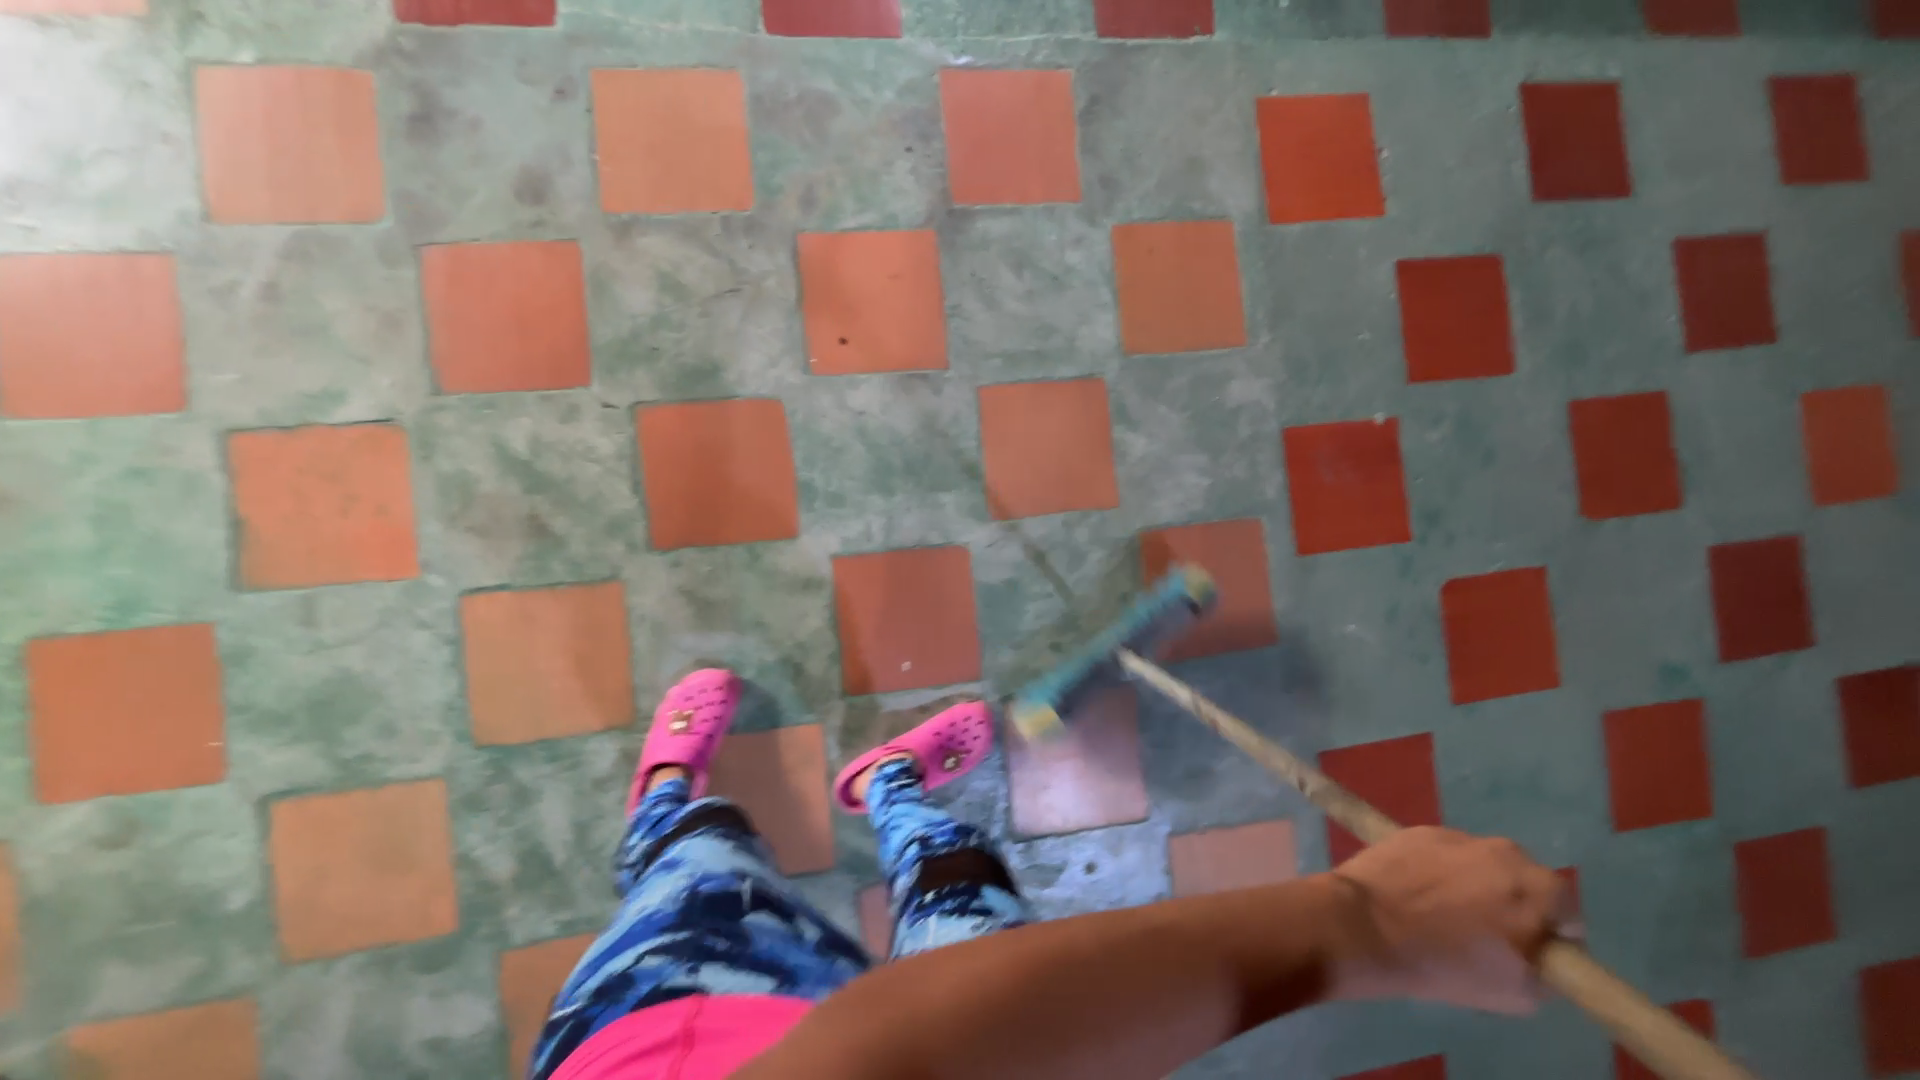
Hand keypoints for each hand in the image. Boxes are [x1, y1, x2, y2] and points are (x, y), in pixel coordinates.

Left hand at [1320, 826, 1572, 1014]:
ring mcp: (1457, 835)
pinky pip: (1443, 854)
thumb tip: (1544, 955)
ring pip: (1481, 865)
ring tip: (1443, 913)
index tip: (1526, 953)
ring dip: (1474, 885)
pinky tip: (1417, 893)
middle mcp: (1505, 851)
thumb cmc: (1446, 963)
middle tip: (1484, 934)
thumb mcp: (1519, 992)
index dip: (1552, 937)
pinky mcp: (1417, 830)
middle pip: (1523, 882)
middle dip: (1512, 905)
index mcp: (1539, 887)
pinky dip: (1438, 870)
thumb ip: (1547, 971)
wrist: (1365, 925)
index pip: (1566, 913)